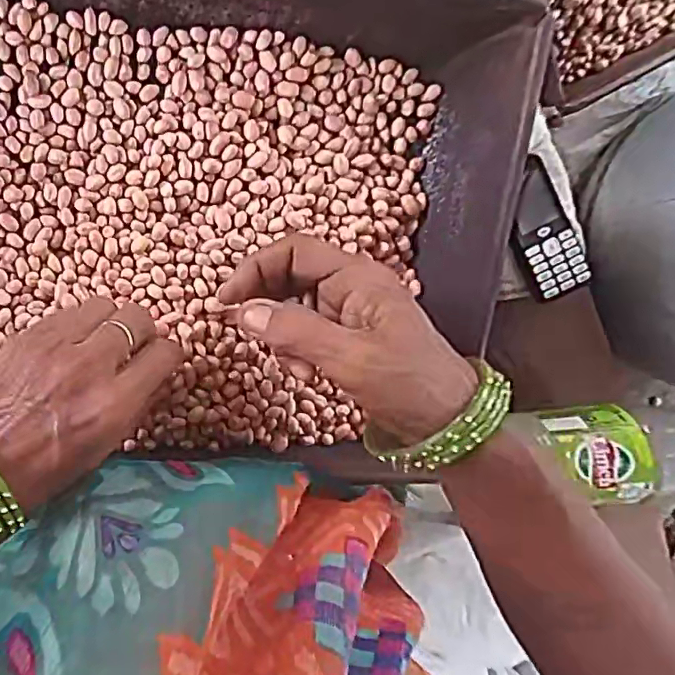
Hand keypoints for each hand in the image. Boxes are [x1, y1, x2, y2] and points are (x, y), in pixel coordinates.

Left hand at [0, 297, 183, 508]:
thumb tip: (151, 377)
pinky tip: (68, 345)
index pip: (165, 354)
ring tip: (99, 342)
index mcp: (114, 404)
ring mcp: (55, 344)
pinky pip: (68, 312)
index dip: (167, 356)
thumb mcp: (103, 449)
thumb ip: (132, 407)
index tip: (160, 362)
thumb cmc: (44, 471)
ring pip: (103, 305)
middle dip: (143, 331)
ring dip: (109, 322)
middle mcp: (89, 366)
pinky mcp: (27, 334)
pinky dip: (77, 325)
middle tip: (132, 348)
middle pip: (137, 317)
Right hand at [217, 234, 476, 445]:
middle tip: (250, 334)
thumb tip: (243, 312)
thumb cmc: (408, 382)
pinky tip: (309, 375)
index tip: (227, 300)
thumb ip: (294, 331)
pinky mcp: (342, 340)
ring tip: (298, 368)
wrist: (447, 423)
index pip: (293, 252)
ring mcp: (345, 314)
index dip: (255, 269)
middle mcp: (348, 288)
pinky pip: (301, 335)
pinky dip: (294, 354)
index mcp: (356, 277)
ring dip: (281, 338)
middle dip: (266, 308)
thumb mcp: (348, 357)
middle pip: (287, 279)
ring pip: (290, 310)